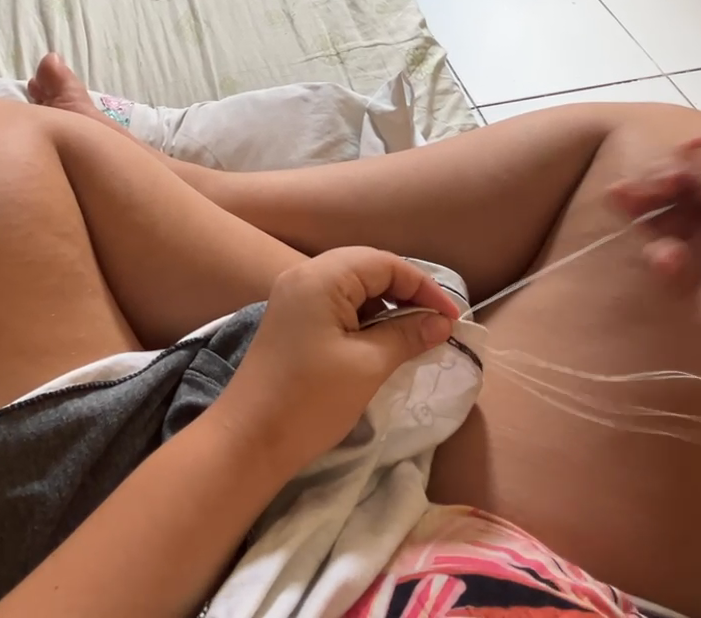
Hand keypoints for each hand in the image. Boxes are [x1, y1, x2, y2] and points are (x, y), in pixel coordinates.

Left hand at [210, 247, 457, 473]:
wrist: (249, 439)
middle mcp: (304, 276)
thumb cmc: (311, 399)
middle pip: (367, 268)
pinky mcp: (291, 320)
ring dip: (385, 306)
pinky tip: (381, 341)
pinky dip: (363, 317)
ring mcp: (293, 297)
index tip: (451, 319)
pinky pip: (336, 304)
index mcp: (321, 277)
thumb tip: (441, 322)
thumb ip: (407, 335)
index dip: (423, 286)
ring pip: (352, 286)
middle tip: (436, 324)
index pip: (384, 263)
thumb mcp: (368, 366)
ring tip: (413, 336)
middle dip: (405, 292)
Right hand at [608, 131, 700, 370]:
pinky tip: (665, 262)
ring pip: (671, 216)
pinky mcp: (695, 281)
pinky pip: (666, 255)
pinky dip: (660, 254)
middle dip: (663, 180)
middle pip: (692, 186)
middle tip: (639, 182)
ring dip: (647, 209)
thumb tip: (696, 142)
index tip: (678, 151)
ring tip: (621, 203)